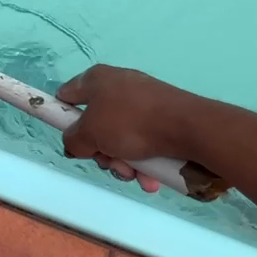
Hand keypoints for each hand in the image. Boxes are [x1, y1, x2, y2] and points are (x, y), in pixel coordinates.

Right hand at [56, 66, 208, 192]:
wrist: (193, 128)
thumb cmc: (132, 123)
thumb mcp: (90, 134)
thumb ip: (72, 140)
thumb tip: (74, 144)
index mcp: (96, 79)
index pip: (67, 96)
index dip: (63, 118)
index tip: (72, 139)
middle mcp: (119, 85)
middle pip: (97, 124)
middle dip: (102, 151)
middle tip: (110, 163)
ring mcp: (145, 101)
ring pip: (122, 137)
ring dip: (125, 162)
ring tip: (137, 176)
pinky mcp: (166, 117)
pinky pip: (146, 140)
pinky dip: (146, 160)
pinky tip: (152, 177)